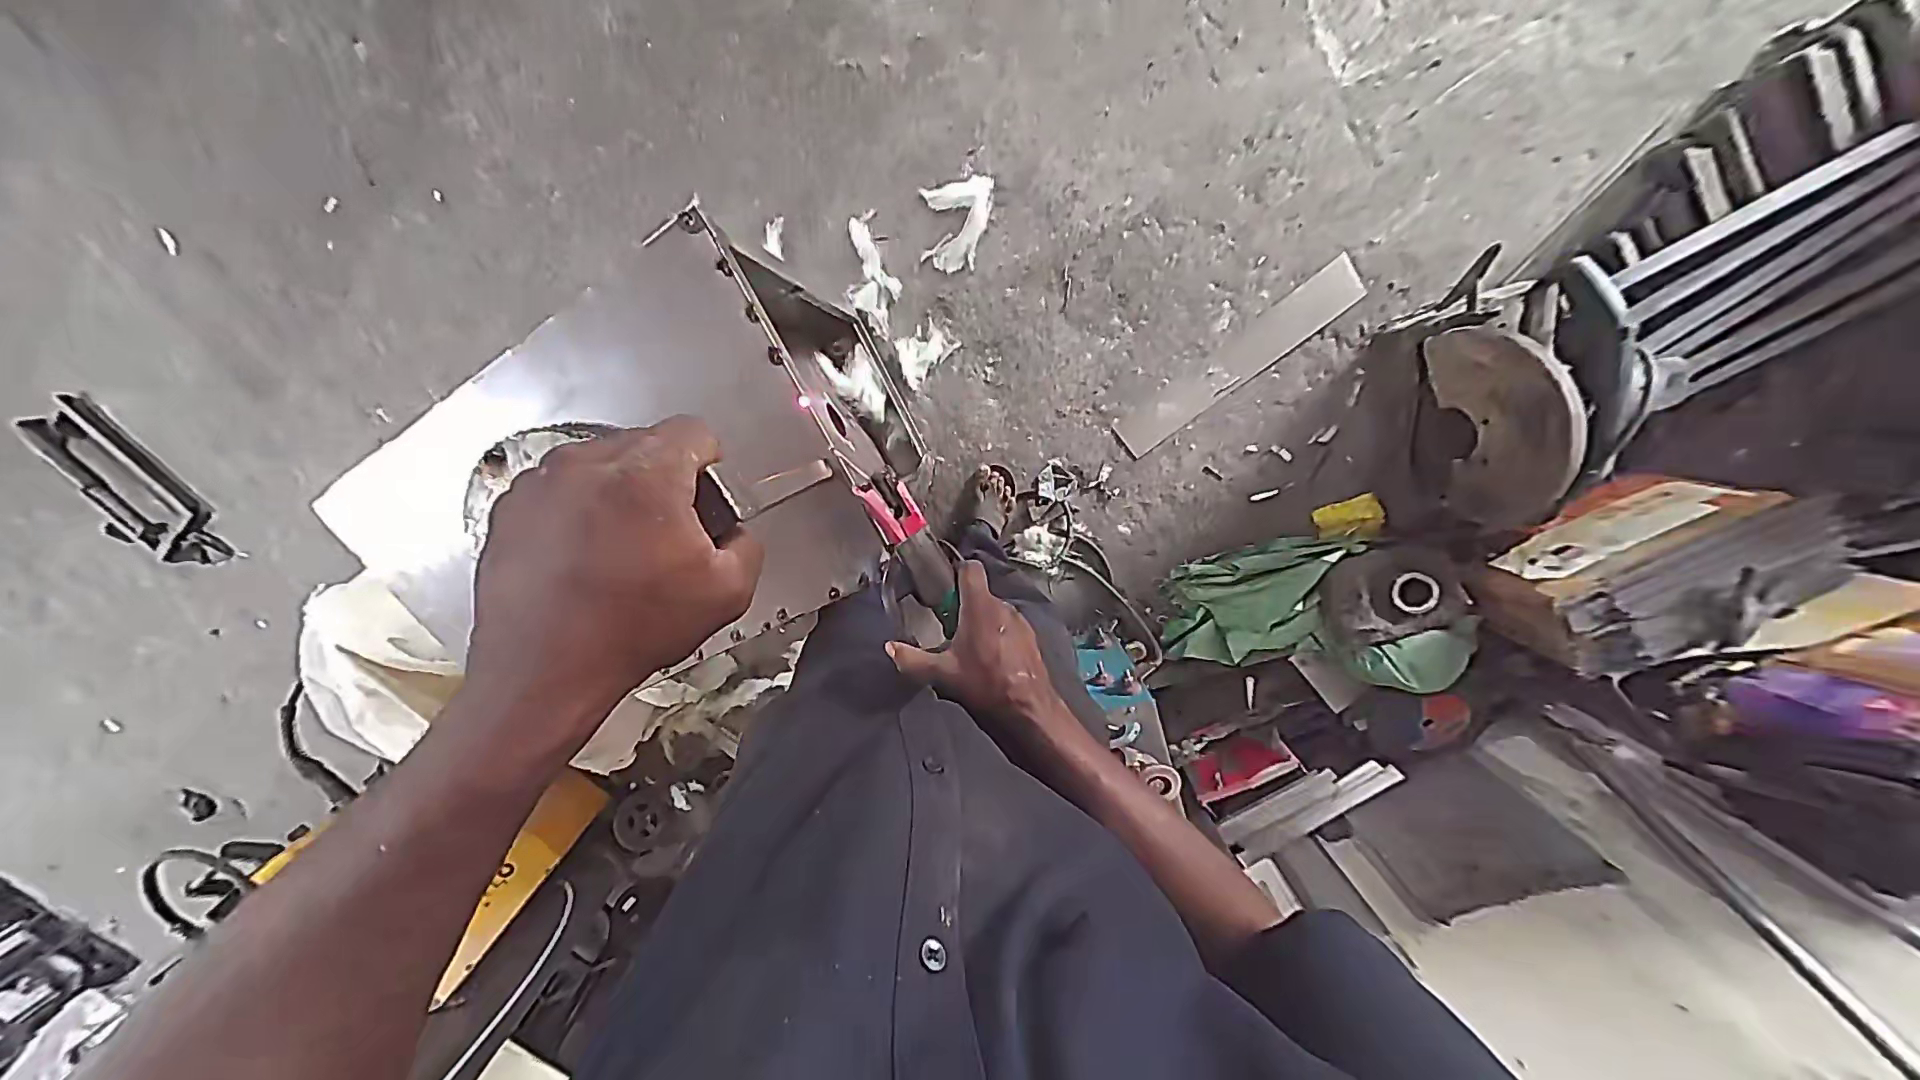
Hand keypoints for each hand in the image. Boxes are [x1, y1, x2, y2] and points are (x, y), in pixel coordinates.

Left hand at [467, 416, 763, 717]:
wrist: (546, 671)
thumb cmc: (630, 628)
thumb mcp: (729, 591)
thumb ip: (749, 544)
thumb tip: (734, 534)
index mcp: (646, 475)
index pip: (694, 431)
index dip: (711, 464)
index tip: (706, 496)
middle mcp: (588, 464)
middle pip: (647, 444)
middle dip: (667, 480)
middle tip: (670, 533)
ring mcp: (543, 483)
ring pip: (603, 464)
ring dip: (623, 493)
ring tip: (625, 549)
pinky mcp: (512, 507)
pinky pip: (563, 489)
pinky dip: (581, 510)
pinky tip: (588, 556)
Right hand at [886, 561, 1087, 750]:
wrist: (1028, 708)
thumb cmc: (986, 685)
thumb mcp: (943, 673)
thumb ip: (912, 659)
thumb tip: (891, 649)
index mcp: (980, 607)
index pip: (971, 569)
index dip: (956, 572)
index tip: (944, 588)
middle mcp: (1003, 608)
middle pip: (980, 594)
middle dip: (964, 606)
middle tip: (950, 629)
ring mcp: (1020, 622)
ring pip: (995, 611)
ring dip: (981, 622)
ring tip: (969, 648)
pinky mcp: (1030, 637)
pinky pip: (1008, 627)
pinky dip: (997, 635)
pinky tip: (989, 659)